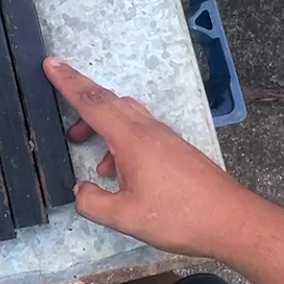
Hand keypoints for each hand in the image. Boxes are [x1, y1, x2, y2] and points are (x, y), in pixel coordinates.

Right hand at [45, 56, 252, 258]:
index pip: (92, 102)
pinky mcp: (174, 148)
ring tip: (89, 152)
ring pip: (124, 114)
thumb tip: (80, 189)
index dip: (68, 82)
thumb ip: (93, 202)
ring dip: (101, 124)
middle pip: (108, 101)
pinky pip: (138, 129)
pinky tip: (119, 171)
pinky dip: (119, 138)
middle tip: (62, 116)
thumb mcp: (126, 218)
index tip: (50, 62)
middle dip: (81, 101)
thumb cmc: (179, 216)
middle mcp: (147, 129)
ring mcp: (163, 136)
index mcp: (131, 138)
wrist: (233, 221)